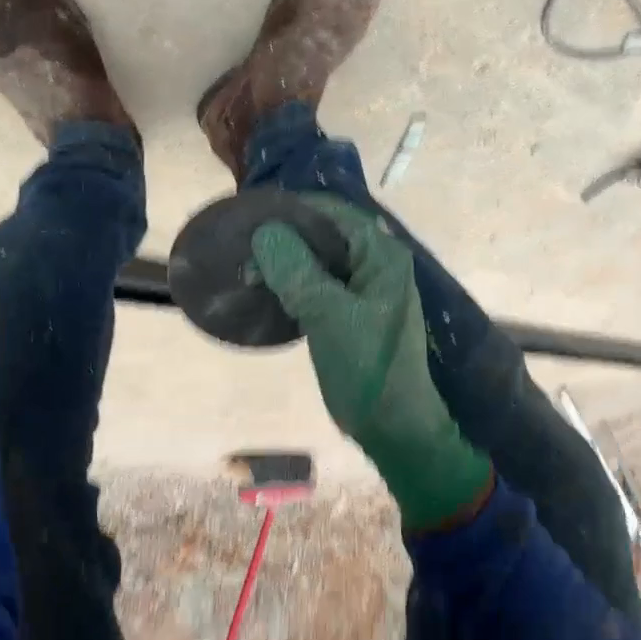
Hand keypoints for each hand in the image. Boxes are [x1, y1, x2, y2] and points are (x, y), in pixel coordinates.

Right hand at [252, 195, 492, 530]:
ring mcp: (368, 289)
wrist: (396, 429)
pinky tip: (267, 293)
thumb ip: (296, 268)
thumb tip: (265, 231)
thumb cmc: (367, 367)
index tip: (251, 215)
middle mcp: (377, 263)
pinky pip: (321, 284)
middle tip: (244, 246)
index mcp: (381, 254)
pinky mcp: (355, 313)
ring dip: (286, 262)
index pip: (332, 212)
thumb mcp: (327, 314)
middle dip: (285, 237)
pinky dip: (295, 284)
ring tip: (248, 271)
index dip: (291, 209)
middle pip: (325, 233)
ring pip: (320, 260)